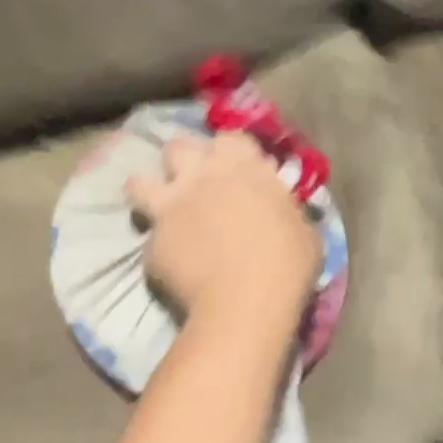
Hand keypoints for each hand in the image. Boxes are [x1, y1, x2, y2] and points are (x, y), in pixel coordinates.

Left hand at [124, 132, 321, 326]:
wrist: (245, 304)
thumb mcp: (304, 232)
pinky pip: (148, 240)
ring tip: (158, 210)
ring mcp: (169, 208)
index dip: (231, 153)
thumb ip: (285, 211)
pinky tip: (171, 266)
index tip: (238, 171)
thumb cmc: (286, 267)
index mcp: (243, 167)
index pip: (230, 138)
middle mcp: (199, 177)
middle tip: (195, 185)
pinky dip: (158, 250)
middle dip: (184, 162)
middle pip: (178, 147)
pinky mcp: (151, 245)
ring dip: (147, 191)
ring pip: (138, 183)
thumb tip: (280, 211)